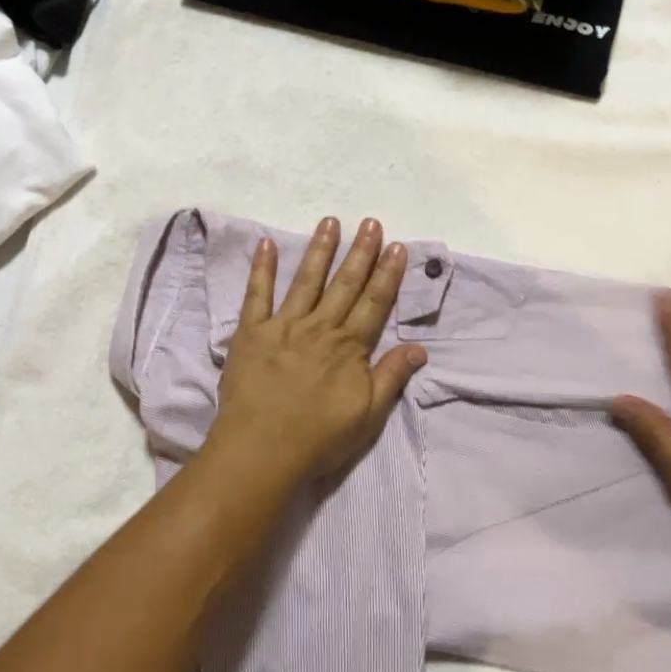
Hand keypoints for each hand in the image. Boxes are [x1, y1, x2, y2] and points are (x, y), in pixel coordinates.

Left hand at [208, 217, 427, 481]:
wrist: (260, 450)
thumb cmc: (318, 439)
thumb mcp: (367, 416)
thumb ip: (391, 376)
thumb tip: (419, 347)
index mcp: (349, 347)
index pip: (374, 303)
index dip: (387, 274)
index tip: (397, 247)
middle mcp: (319, 328)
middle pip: (344, 285)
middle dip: (360, 252)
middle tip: (370, 223)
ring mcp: (283, 326)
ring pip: (306, 281)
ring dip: (320, 250)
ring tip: (330, 221)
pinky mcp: (250, 333)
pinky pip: (256, 295)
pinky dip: (262, 269)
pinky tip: (266, 244)